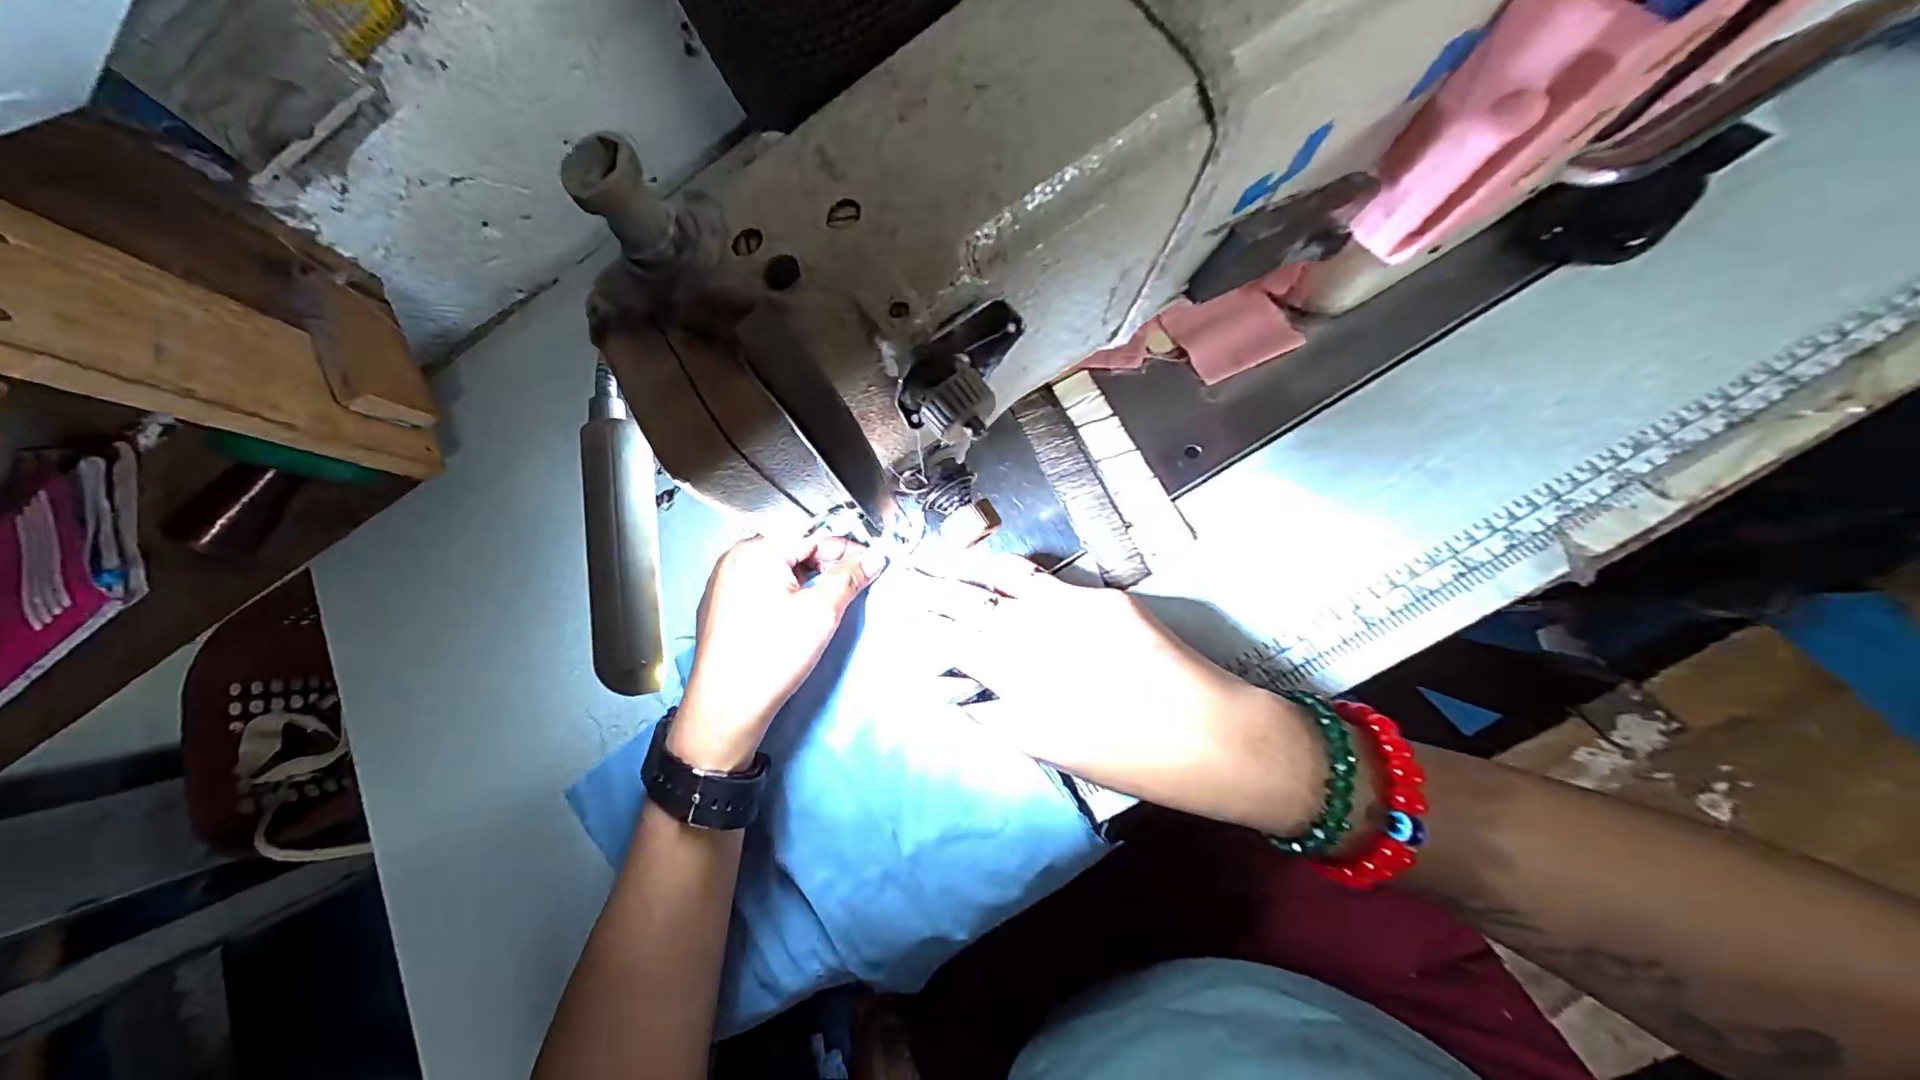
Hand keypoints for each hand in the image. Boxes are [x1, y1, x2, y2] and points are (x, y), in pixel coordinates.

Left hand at [674, 534, 884, 770]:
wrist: (726, 707)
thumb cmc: (774, 654)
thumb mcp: (821, 612)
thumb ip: (850, 577)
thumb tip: (874, 557)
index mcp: (756, 550)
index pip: (813, 536)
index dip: (846, 550)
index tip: (870, 565)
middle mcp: (734, 558)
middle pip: (793, 549)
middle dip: (826, 565)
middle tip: (852, 586)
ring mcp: (723, 582)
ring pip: (778, 569)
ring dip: (807, 581)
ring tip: (827, 604)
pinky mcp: (720, 607)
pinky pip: (760, 587)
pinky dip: (785, 594)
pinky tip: (797, 616)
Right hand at [917, 553, 1339, 834]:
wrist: (1211, 737)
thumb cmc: (1129, 760)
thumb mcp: (1050, 749)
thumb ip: (997, 718)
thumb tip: (958, 694)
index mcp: (1016, 683)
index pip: (953, 641)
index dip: (923, 623)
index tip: (901, 609)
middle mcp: (1033, 638)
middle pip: (969, 603)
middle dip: (932, 587)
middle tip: (905, 572)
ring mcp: (1068, 611)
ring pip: (1003, 580)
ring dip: (965, 566)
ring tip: (937, 556)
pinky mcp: (1103, 598)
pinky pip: (1047, 581)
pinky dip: (1013, 573)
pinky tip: (997, 567)